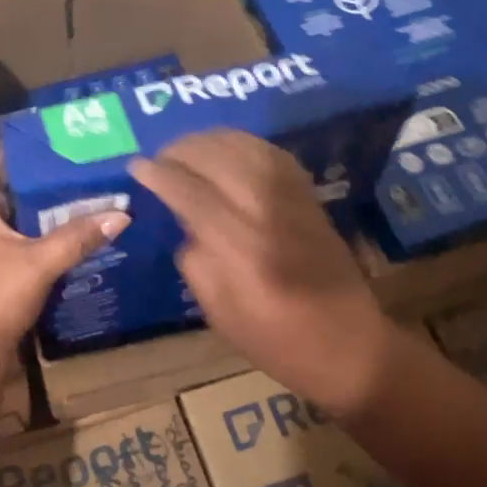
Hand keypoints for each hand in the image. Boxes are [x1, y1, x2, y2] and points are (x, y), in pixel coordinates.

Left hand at [0, 69, 130, 359]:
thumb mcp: (39, 264)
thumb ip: (77, 237)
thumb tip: (120, 212)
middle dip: (5, 133)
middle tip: (33, 109)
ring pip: (1, 186)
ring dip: (20, 165)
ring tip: (51, 142)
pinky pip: (12, 207)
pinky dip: (31, 194)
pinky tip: (57, 192)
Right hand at [129, 129, 395, 416]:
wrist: (349, 345)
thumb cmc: (276, 341)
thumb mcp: (218, 313)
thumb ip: (195, 261)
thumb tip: (184, 223)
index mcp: (241, 250)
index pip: (191, 194)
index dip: (160, 175)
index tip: (136, 167)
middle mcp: (267, 215)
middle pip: (219, 159)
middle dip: (182, 150)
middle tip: (158, 156)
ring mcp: (294, 202)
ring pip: (247, 148)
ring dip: (211, 140)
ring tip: (186, 147)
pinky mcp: (311, 199)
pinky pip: (274, 154)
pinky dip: (244, 143)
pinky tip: (227, 149)